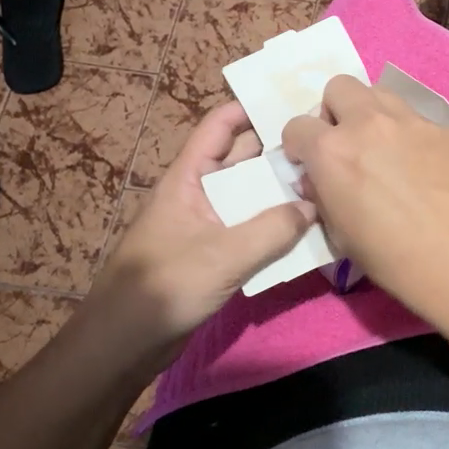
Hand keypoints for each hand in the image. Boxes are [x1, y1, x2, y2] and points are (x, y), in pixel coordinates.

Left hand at [86, 102, 313, 363]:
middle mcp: (199, 195)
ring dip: (283, 189)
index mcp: (187, 180)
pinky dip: (278, 224)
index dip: (251, 107)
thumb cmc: (162, 289)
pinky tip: (310, 228)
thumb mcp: (222, 256)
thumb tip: (314, 206)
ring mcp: (207, 225)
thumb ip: (272, 230)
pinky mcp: (215, 254)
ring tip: (329, 179)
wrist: (120, 348)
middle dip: (279, 148)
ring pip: (251, 196)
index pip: (219, 126)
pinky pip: (252, 228)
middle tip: (327, 140)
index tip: (294, 100)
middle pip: (242, 159)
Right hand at [282, 75, 448, 302]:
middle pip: (339, 87)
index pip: (297, 126)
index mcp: (332, 150)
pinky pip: (415, 117)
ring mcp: (410, 120)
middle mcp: (368, 123)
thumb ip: (322, 192)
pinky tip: (420, 163)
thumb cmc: (390, 255)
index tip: (309, 163)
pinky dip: (407, 132)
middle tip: (346, 144)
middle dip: (334, 112)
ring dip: (371, 114)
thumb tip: (319, 177)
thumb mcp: (337, 231)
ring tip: (382, 147)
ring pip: (379, 93)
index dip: (299, 147)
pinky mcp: (443, 128)